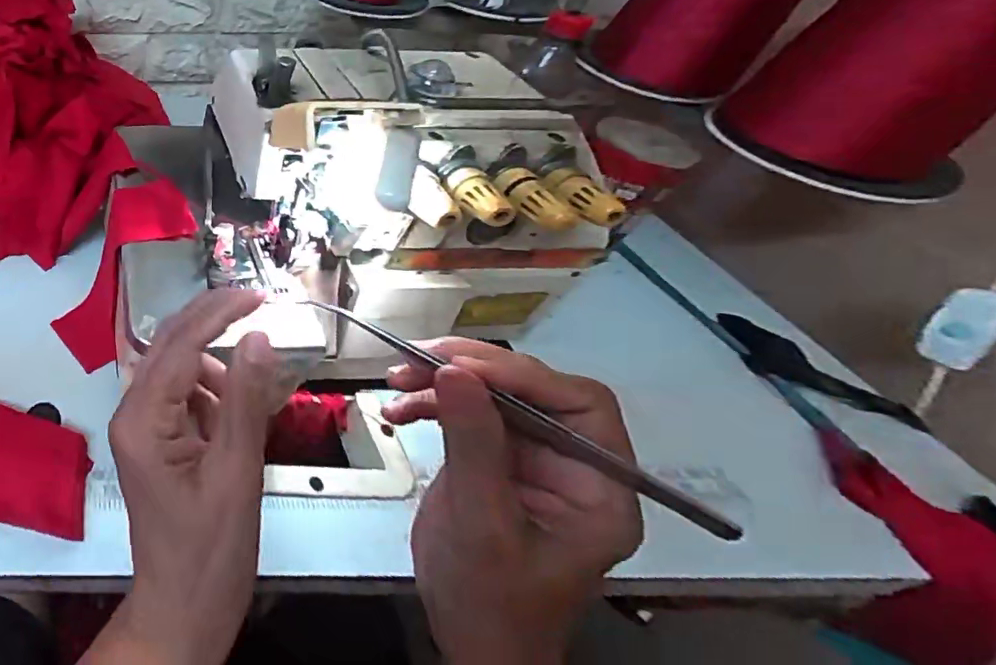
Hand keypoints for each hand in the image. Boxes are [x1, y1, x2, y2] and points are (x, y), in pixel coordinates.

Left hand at [85, 290, 285, 664]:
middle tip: (255, 302)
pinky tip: (236, 406)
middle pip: (169, 344)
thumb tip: (257, 336)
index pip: (180, 345)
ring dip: (214, 361)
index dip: (219, 314)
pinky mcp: (153, 438)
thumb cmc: (210, 552)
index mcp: (142, 420)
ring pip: (177, 366)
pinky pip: (182, 393)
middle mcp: (131, 412)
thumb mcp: (236, 473)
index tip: (257, 296)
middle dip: (211, 320)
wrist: (182, 613)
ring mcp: (139, 425)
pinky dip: (211, 389)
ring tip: (253, 380)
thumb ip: (244, 399)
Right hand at [384, 339, 643, 664]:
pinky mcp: (493, 455)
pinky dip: (428, 403)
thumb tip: (453, 371)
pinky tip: (397, 410)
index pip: (579, 405)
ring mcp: (530, 457)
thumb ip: (473, 445)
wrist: (467, 641)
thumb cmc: (491, 603)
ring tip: (396, 378)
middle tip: (417, 359)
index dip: (523, 376)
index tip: (462, 366)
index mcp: (598, 488)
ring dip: (440, 381)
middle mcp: (571, 464)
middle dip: (470, 369)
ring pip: (491, 393)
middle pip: (529, 390)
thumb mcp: (482, 525)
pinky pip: (464, 411)